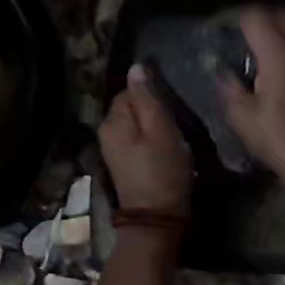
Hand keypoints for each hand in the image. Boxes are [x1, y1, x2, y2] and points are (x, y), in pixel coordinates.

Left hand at [99, 65, 191, 213]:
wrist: (157, 216)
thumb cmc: (163, 170)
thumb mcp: (161, 130)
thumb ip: (149, 99)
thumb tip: (136, 67)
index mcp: (113, 120)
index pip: (130, 90)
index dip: (153, 93)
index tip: (175, 104)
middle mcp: (106, 132)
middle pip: (131, 107)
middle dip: (152, 108)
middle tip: (178, 118)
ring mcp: (114, 150)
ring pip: (135, 124)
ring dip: (153, 124)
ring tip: (175, 132)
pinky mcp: (125, 164)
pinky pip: (137, 139)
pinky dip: (152, 139)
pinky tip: (167, 147)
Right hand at [218, 7, 284, 189]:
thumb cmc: (278, 138)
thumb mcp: (241, 117)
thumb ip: (230, 88)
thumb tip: (226, 75)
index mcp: (277, 56)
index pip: (257, 18)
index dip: (240, 18)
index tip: (229, 28)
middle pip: (283, 17)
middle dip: (264, 20)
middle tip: (247, 35)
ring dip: (282, 32)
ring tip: (264, 49)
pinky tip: (282, 66)